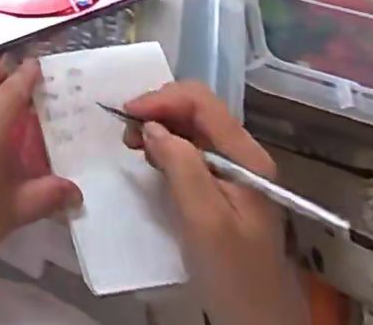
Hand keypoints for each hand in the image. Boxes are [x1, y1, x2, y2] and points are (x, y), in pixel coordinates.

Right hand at [124, 82, 306, 324]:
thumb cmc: (234, 274)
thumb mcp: (205, 219)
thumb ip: (181, 165)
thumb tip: (151, 126)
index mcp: (246, 157)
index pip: (201, 101)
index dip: (161, 99)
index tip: (127, 113)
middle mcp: (242, 155)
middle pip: (195, 109)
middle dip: (157, 110)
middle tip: (125, 131)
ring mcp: (232, 171)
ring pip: (189, 127)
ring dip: (158, 126)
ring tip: (132, 144)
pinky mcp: (220, 186)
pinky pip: (189, 149)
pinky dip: (164, 145)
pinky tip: (151, 160)